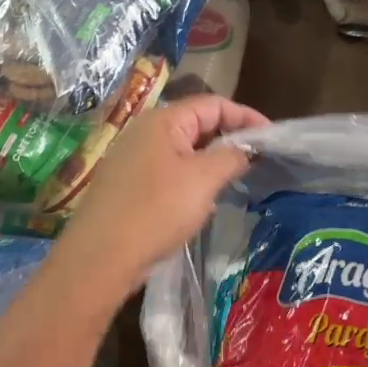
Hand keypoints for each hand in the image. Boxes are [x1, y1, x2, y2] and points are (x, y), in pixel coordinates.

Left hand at [54, 94, 268, 301]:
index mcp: (163, 121)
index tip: (270, 137)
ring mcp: (131, 160)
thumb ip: (233, 156)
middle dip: (229, 138)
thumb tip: (247, 149)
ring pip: (183, 150)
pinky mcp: (125, 187)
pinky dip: (190, 178)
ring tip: (232, 180)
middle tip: (255, 159)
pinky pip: (167, 171)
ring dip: (210, 161)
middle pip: (197, 124)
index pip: (214, 104)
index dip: (246, 116)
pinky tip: (199, 202)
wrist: (97, 262)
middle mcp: (144, 132)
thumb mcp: (205, 179)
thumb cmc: (156, 211)